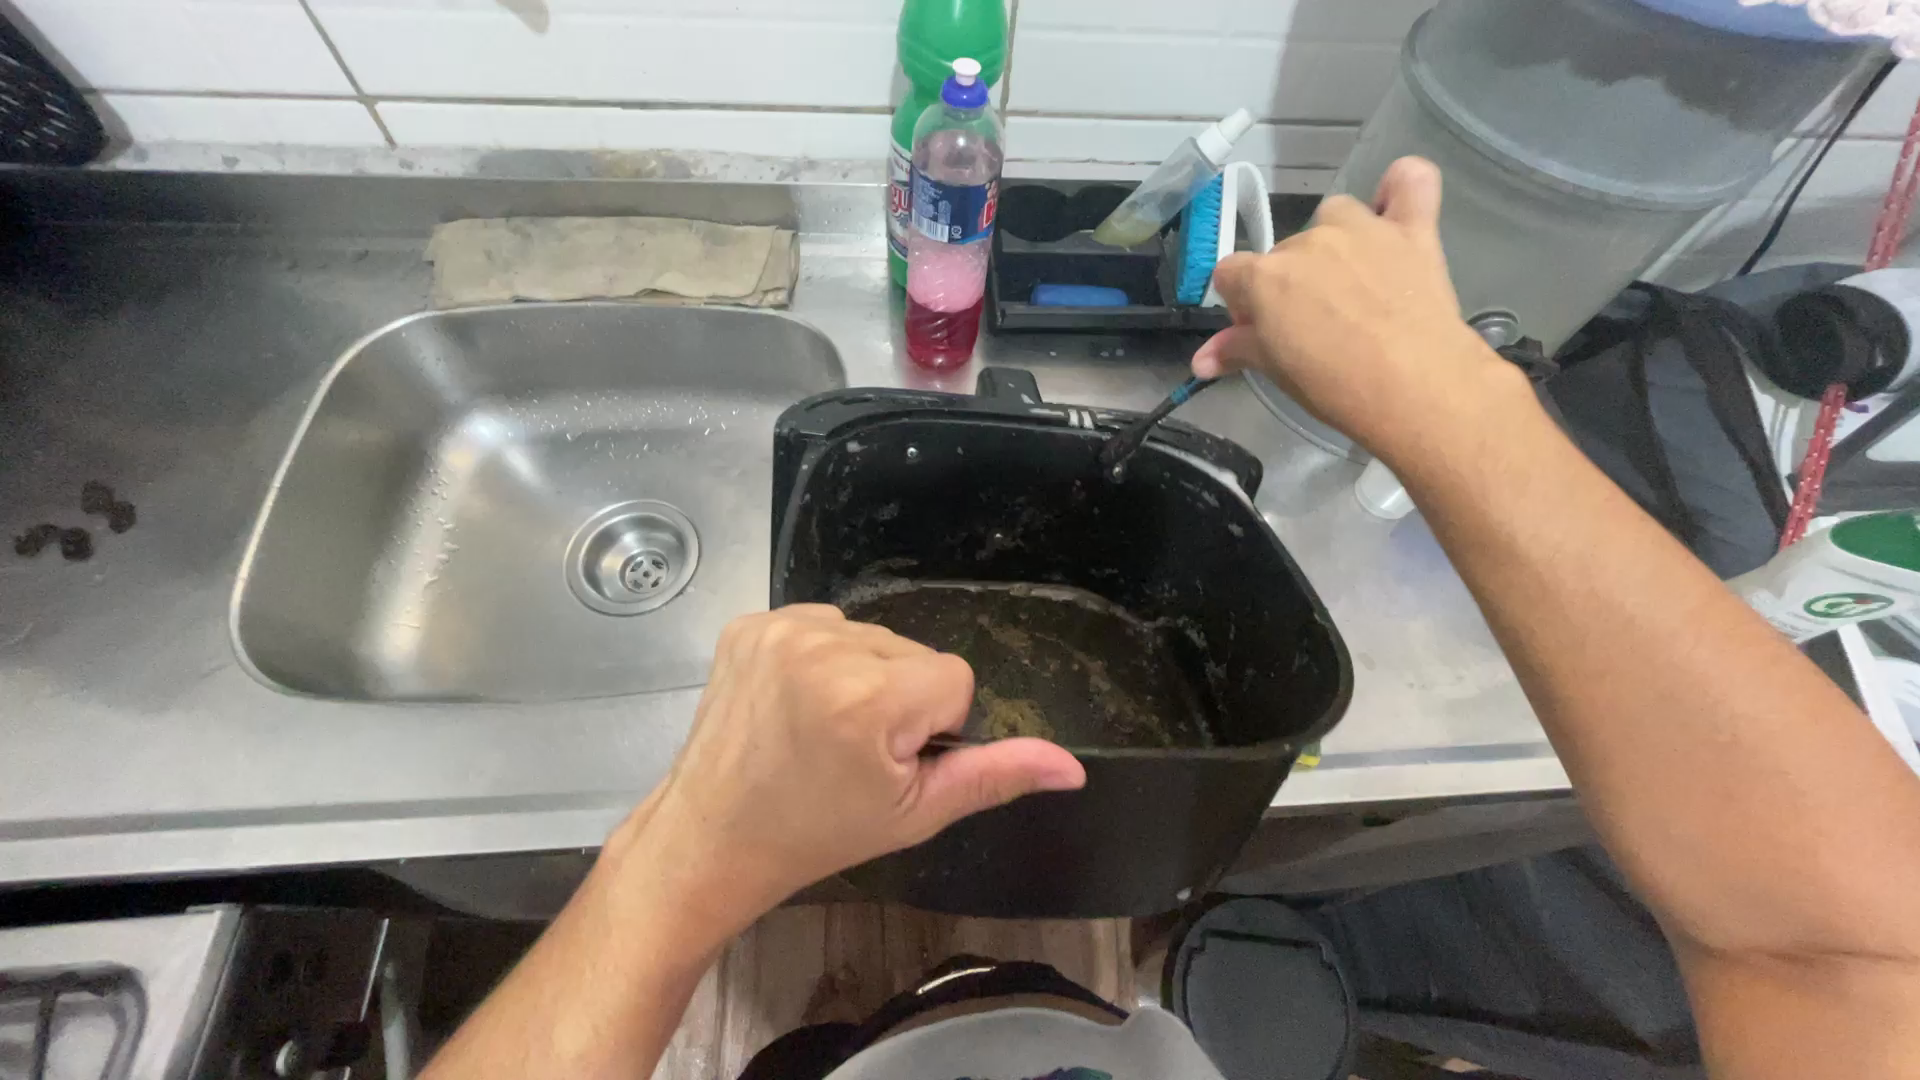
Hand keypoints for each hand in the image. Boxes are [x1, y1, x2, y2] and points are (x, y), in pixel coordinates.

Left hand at [608, 605, 1084, 936]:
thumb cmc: (819, 834)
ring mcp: (779, 628)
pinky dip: (823, 656)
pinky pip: (823, 624)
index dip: (932, 724)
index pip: (954, 678)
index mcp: (868, 697)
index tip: (888, 758)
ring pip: (871, 635)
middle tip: (853, 748)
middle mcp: (823, 646)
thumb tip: (1072, 765)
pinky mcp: (750, 622)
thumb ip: (995, 777)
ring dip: (862, 673)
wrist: (712, 839)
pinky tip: (797, 700)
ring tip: (823, 724)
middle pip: (912, 651)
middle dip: (899, 695)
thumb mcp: (916, 814)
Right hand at [1192, 156, 1517, 463]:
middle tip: (1308, 325)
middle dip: (1286, 283)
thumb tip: (1199, 361)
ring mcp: (1363, 230)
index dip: (1239, 303)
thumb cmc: (1331, 384)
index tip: (1257, 331)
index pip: (1229, 273)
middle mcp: (1307, 241)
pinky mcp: (1413, 229)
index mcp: (1265, 277)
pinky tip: (1393, 209)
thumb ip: (1234, 351)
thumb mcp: (1274, 370)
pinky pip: (1410, 181)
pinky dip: (1399, 188)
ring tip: (1348, 280)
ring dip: (1333, 241)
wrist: (1412, 386)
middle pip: (1282, 252)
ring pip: (1334, 215)